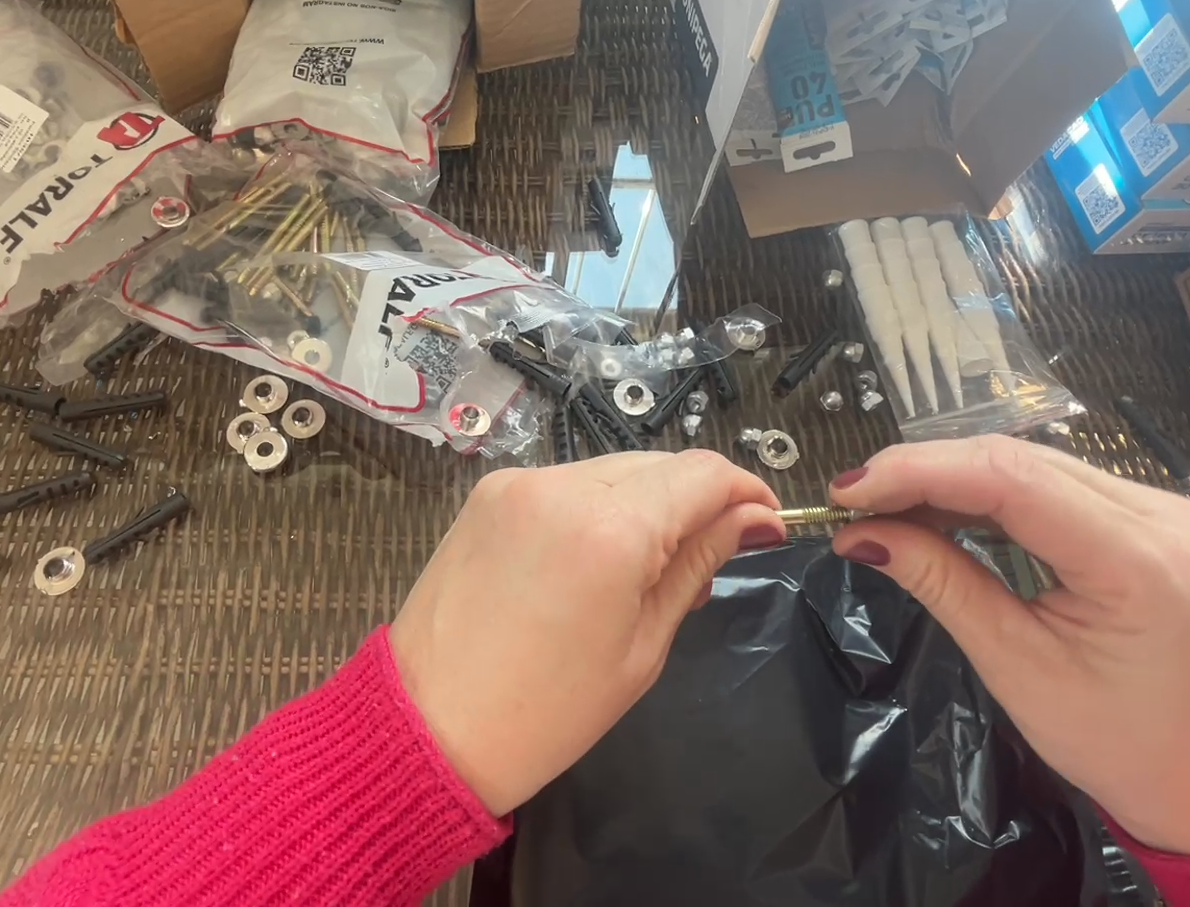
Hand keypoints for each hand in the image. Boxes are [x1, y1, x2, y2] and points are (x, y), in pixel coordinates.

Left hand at [390, 450, 784, 815]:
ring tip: (648, 564)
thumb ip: (698, 563)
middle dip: (696, 498)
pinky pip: (566, 481)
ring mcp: (518, 481)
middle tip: (708, 557)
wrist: (426, 726)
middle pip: (658, 463)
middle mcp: (561, 484)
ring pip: (612, 467)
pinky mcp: (488, 490)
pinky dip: (597, 505)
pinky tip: (596, 554)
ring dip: (646, 501)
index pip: (702, 473)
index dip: (745, 489)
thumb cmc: (547, 710)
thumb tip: (750, 518)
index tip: (764, 522)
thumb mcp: (643, 644)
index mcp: (609, 528)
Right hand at [828, 436, 1189, 855]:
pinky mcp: (1161, 515)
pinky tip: (944, 508)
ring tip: (886, 504)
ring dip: (950, 478)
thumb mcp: (1013, 665)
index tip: (847, 489)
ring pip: (1034, 464)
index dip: (918, 470)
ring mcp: (1175, 510)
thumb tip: (858, 534)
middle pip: (1021, 461)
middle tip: (854, 498)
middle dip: (924, 471)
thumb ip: (939, 582)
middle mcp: (1173, 519)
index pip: (1013, 480)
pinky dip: (988, 491)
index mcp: (1147, 567)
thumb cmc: (1116, 744)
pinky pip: (1056, 482)